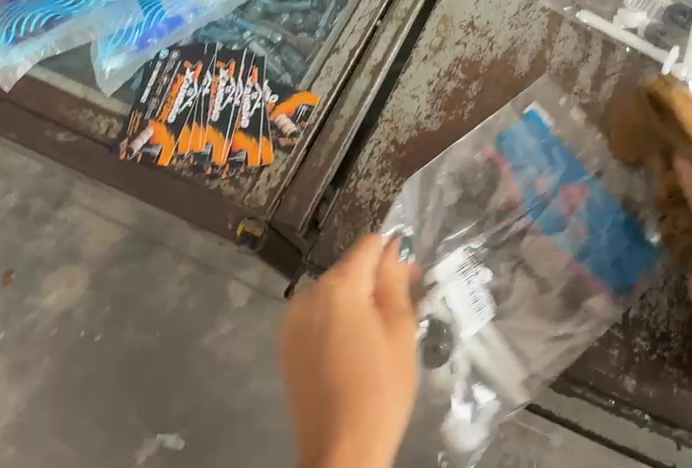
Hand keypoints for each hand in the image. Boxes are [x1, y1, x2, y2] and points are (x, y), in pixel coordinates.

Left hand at [281, 234, 419, 467]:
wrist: (341, 451)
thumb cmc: (381, 390)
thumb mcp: (401, 331)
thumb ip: (396, 281)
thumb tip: (395, 247)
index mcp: (339, 286)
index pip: (369, 245)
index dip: (392, 257)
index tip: (406, 284)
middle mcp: (309, 293)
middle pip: (350, 268)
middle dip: (372, 283)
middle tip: (394, 321)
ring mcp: (292, 319)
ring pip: (333, 291)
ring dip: (352, 303)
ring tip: (370, 343)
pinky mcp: (285, 343)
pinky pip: (317, 314)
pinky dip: (333, 322)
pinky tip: (347, 354)